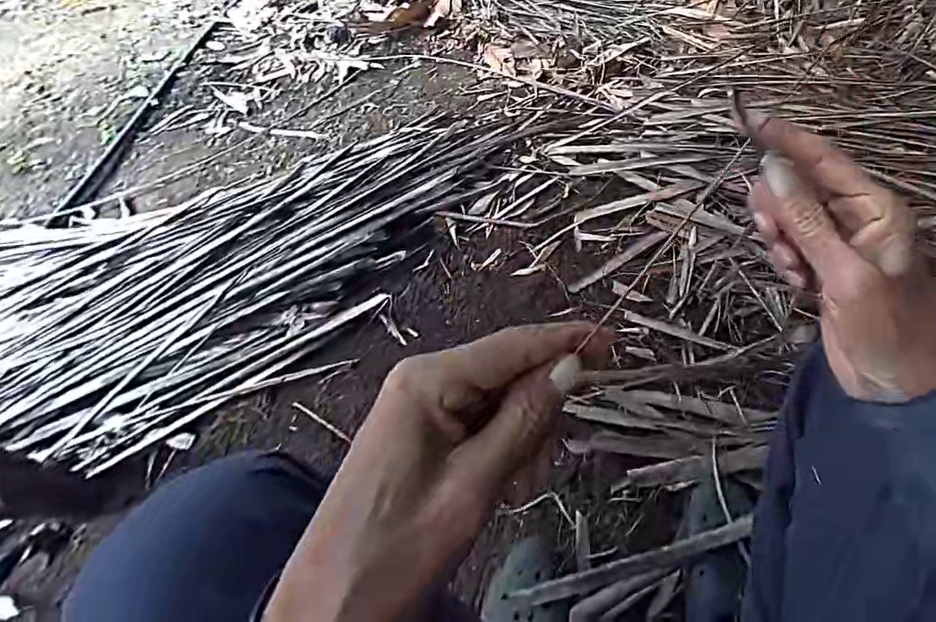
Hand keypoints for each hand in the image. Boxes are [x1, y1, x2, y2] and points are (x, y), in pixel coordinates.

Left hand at [265, 323, 610, 621]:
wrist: (323, 614)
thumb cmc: (391, 553)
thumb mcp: (471, 488)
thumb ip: (523, 421)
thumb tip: (571, 366)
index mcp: (429, 379)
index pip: (513, 345)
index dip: (566, 340)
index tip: (612, 341)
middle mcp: (425, 378)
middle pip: (510, 372)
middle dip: (538, 413)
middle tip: (541, 468)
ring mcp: (423, 402)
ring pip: (502, 399)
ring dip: (524, 437)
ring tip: (517, 488)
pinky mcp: (424, 428)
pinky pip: (483, 421)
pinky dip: (504, 448)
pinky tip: (502, 486)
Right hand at [746, 115, 935, 402]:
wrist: (898, 392)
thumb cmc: (888, 331)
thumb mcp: (846, 275)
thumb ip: (807, 221)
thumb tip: (770, 169)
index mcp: (875, 207)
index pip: (823, 159)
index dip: (785, 137)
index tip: (748, 117)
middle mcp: (855, 217)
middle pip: (798, 186)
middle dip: (778, 207)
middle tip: (773, 235)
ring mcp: (836, 242)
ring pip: (787, 215)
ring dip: (780, 238)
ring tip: (794, 269)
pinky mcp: (821, 265)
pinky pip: (788, 243)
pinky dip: (784, 258)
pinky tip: (799, 284)